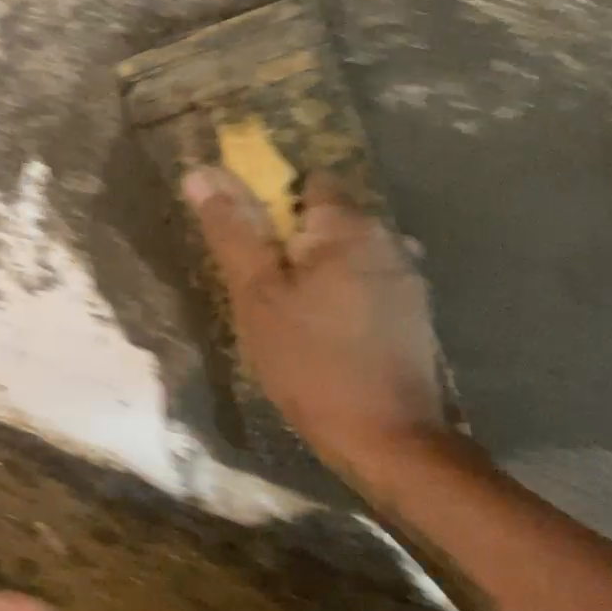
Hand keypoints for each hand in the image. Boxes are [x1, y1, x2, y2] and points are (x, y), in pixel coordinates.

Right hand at [182, 166, 448, 477]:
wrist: (386, 439)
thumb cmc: (309, 360)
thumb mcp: (255, 293)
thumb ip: (232, 230)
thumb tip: (200, 171)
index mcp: (348, 228)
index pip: (305, 181)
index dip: (269, 200)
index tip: (245, 241)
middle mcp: (387, 240)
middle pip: (324, 217)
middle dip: (287, 240)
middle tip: (255, 285)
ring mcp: (405, 278)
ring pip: (342, 253)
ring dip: (311, 268)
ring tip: (281, 312)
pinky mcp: (411, 313)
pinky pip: (361, 281)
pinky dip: (334, 292)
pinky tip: (318, 330)